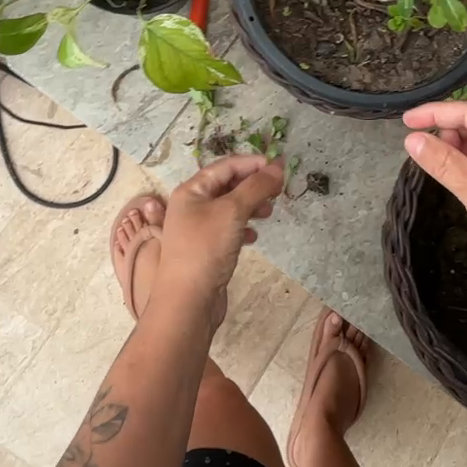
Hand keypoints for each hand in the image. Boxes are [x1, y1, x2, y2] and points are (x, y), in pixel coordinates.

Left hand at [155, 154, 284, 308]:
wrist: (187, 303)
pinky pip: (228, 229)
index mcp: (192, 190)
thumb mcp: (233, 211)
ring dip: (251, 206)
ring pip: (230, 208)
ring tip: (268, 213)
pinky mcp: (206, 249)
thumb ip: (256, 187)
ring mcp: (198, 229)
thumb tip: (278, 167)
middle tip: (278, 191)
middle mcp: (192, 205)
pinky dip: (243, 228)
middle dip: (253, 185)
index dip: (253, 163)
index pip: (226, 166)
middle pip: (228, 185)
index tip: (279, 167)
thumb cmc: (206, 249)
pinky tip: (253, 238)